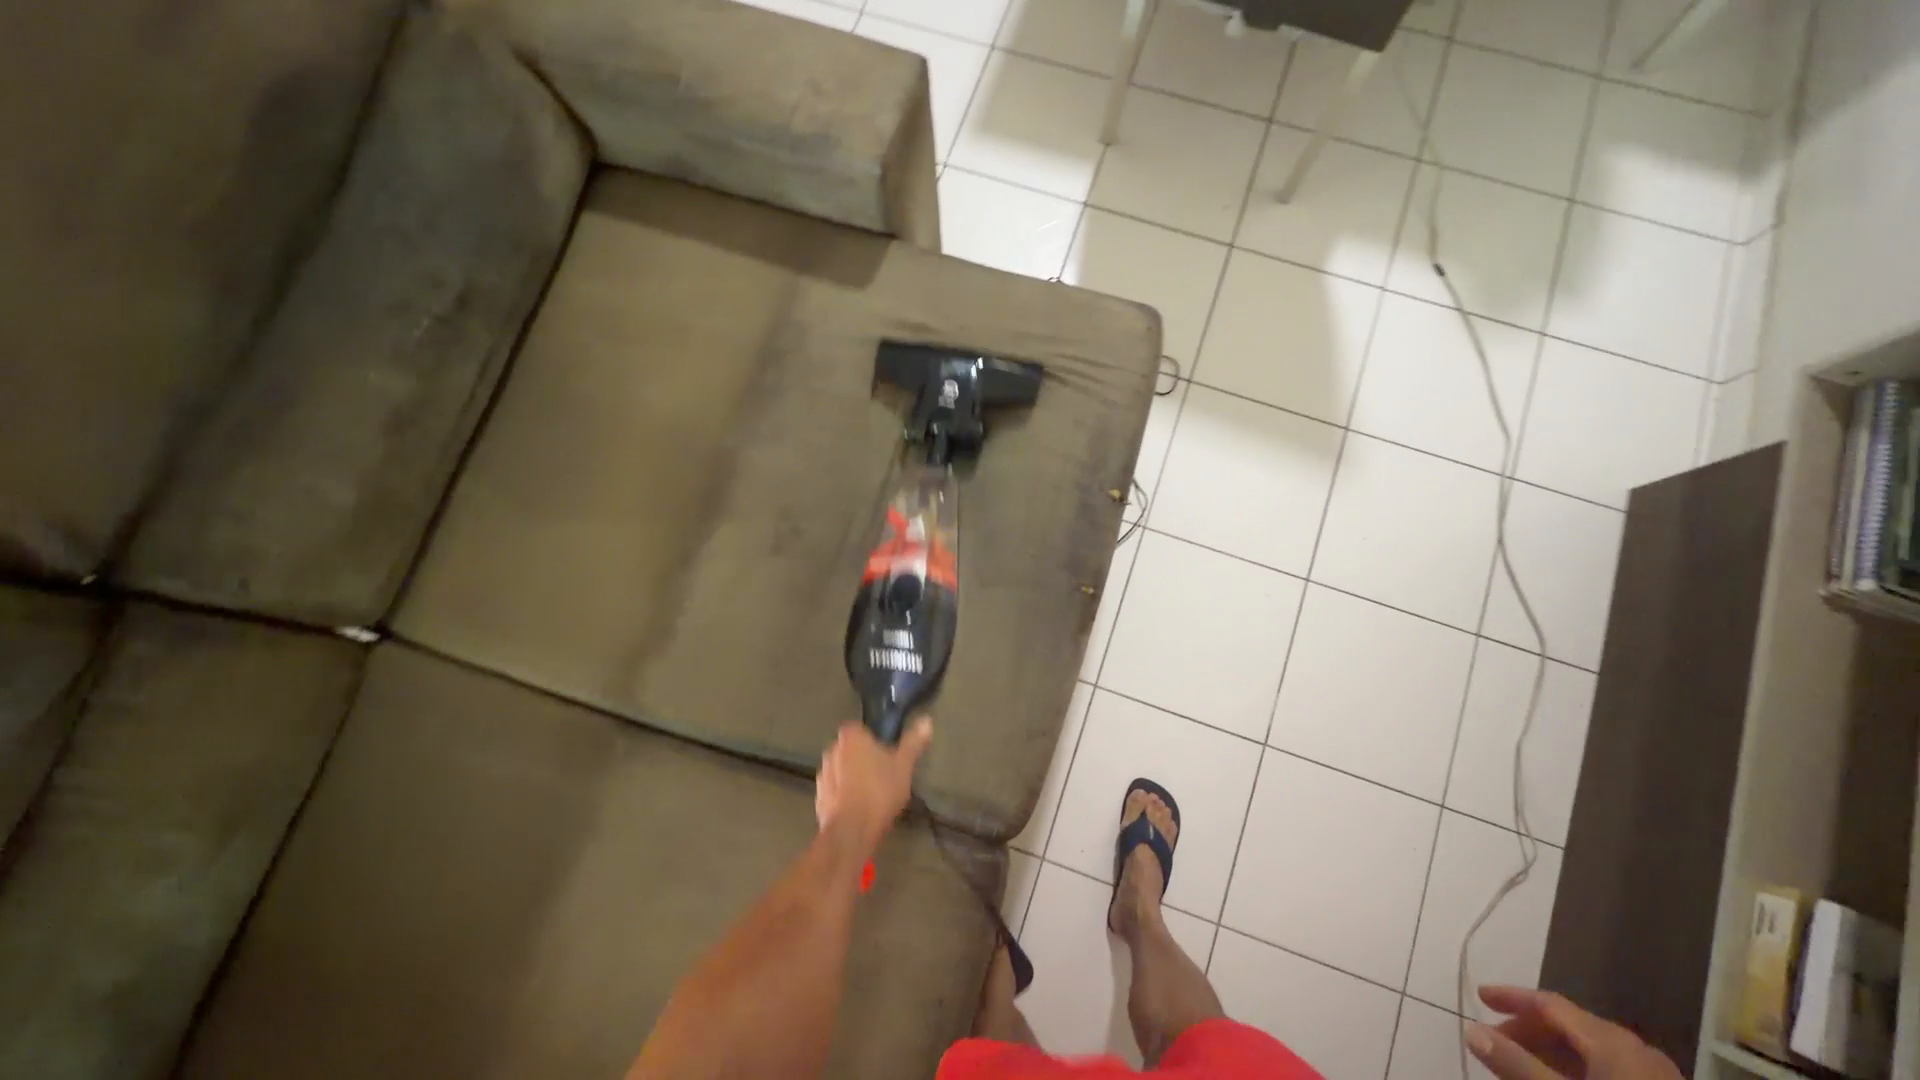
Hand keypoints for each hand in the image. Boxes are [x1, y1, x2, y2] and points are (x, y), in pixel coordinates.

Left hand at [814, 718, 932, 852]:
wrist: (851, 830)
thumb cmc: (880, 791)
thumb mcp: (904, 766)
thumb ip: (913, 743)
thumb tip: (926, 721)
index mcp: (851, 737)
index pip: (861, 729)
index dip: (873, 740)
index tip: (887, 755)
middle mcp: (832, 750)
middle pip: (851, 750)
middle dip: (863, 759)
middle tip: (883, 775)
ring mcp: (823, 775)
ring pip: (842, 771)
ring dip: (853, 778)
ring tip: (873, 796)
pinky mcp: (819, 798)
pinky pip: (835, 792)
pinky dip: (845, 797)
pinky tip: (860, 810)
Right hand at [1468, 987, 1682, 1079]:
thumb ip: (1517, 1065)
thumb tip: (1472, 1031)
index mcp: (1611, 1042)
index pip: (1550, 1003)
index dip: (1512, 997)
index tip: (1478, 997)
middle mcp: (1636, 1050)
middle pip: (1570, 1025)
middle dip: (1529, 1030)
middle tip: (1496, 1044)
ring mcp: (1655, 1076)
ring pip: (1590, 1050)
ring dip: (1551, 1053)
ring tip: (1522, 1069)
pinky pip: (1610, 1071)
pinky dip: (1576, 1071)